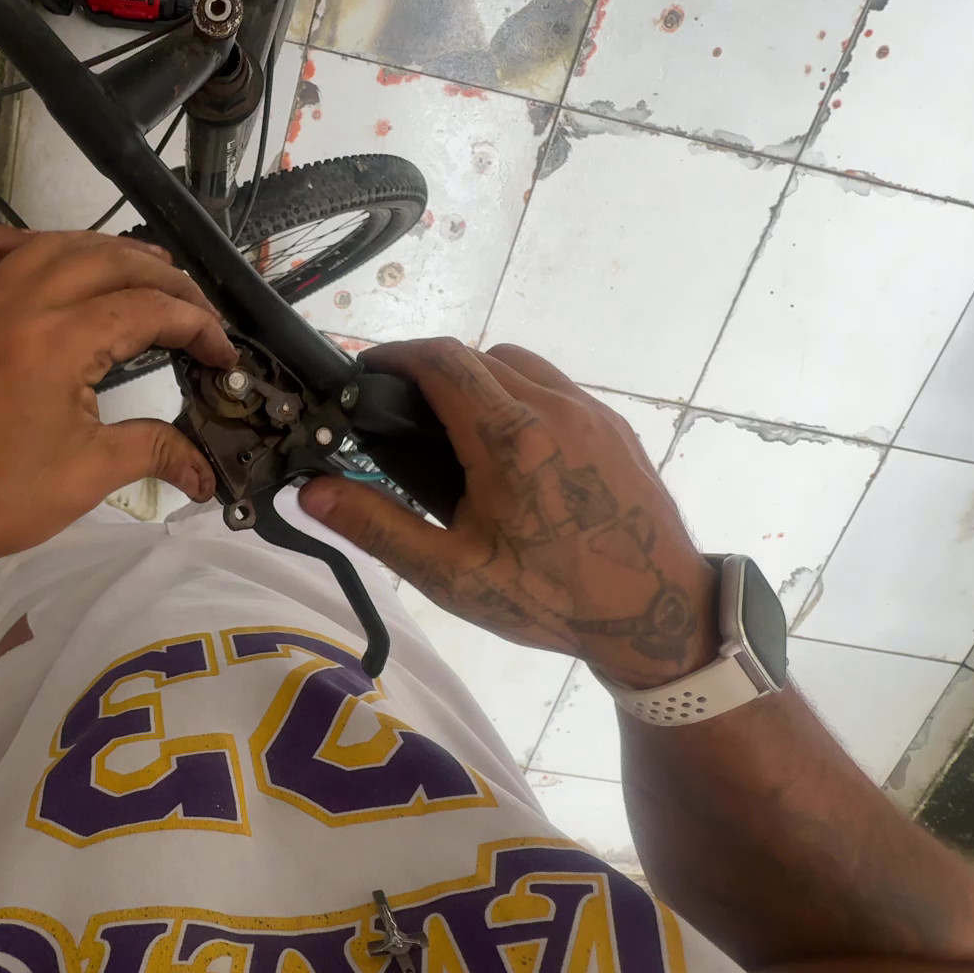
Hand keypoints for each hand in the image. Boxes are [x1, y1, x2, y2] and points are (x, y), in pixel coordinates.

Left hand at [0, 228, 235, 607]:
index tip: (224, 354)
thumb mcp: (87, 476)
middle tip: (197, 309)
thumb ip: (155, 454)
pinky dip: (7, 245)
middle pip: (106, 261)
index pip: (146, 309)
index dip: (197, 326)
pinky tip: (34, 258)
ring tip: (142, 270)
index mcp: (56, 341)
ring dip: (102, 251)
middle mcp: (16, 305)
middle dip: (163, 277)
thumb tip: (207, 475)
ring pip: (48, 247)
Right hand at [299, 339, 718, 688]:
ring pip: (517, 363)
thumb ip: (377, 526)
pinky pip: (551, 385)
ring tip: (450, 429)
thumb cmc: (548, 598)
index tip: (364, 372)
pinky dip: (513, 394)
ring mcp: (591, 413)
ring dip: (473, 378)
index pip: (441, 361)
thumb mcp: (451, 574)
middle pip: (475, 356)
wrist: (661, 616)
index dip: (394, 355)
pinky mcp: (614, 426)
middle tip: (396, 413)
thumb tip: (313, 492)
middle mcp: (554, 408)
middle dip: (427, 370)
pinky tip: (504, 448)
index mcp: (509, 438)